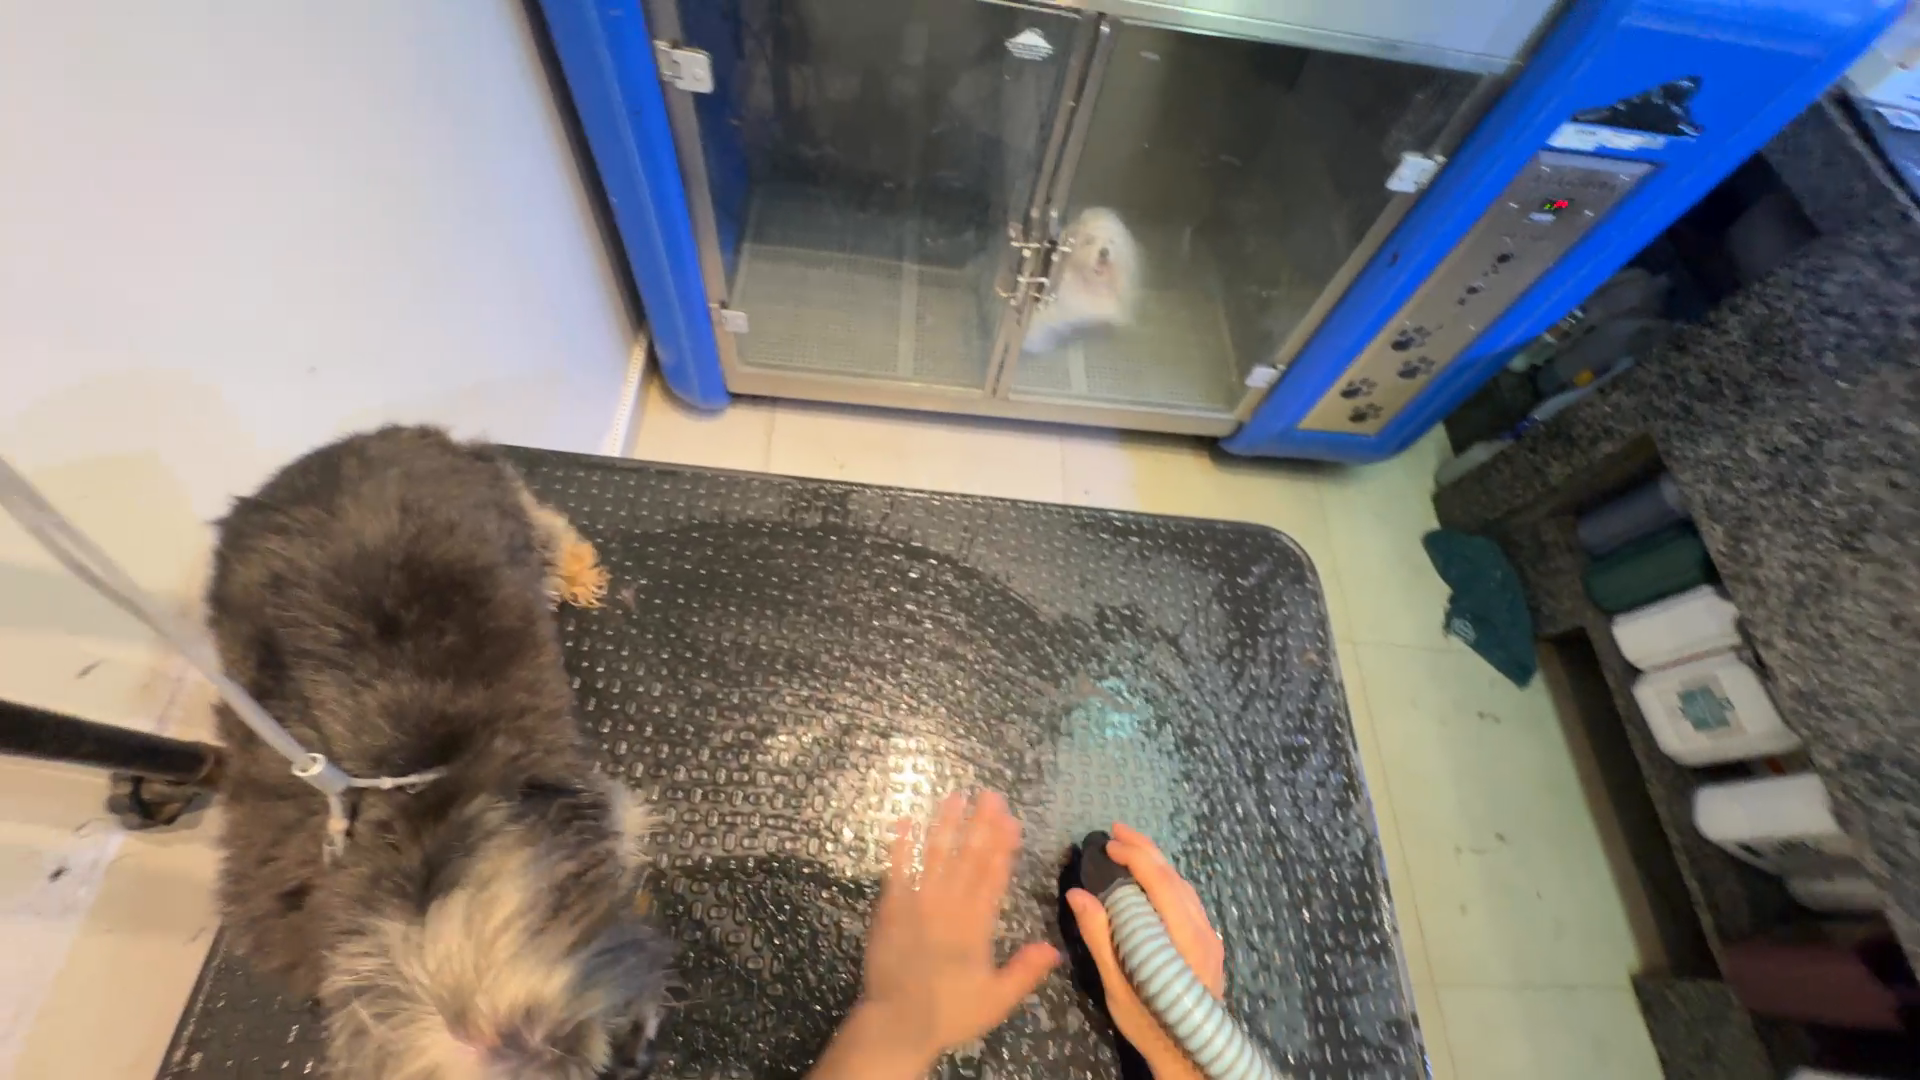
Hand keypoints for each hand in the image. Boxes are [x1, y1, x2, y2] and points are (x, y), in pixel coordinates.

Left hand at [809, 791, 1059, 1079]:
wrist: (896, 1024)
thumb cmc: (948, 1012)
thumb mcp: (995, 1000)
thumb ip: (1024, 971)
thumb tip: (1054, 947)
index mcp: (975, 924)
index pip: (993, 876)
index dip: (1003, 846)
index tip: (1012, 819)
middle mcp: (949, 904)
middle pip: (968, 857)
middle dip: (981, 824)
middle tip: (991, 794)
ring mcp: (918, 901)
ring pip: (935, 855)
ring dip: (946, 824)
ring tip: (956, 796)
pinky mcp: (891, 905)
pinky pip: (897, 869)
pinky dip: (901, 845)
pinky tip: (905, 821)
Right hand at [1065, 823, 1224, 1079]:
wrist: (1193, 1061)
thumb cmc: (1151, 1023)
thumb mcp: (1117, 985)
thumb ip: (1100, 936)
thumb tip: (1078, 894)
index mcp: (1181, 936)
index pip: (1159, 880)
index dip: (1134, 855)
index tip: (1108, 844)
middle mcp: (1201, 929)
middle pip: (1173, 875)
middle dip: (1145, 848)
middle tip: (1117, 831)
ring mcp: (1210, 937)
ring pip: (1184, 885)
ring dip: (1157, 862)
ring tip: (1131, 849)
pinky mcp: (1211, 945)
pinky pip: (1189, 900)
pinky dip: (1168, 881)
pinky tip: (1154, 882)